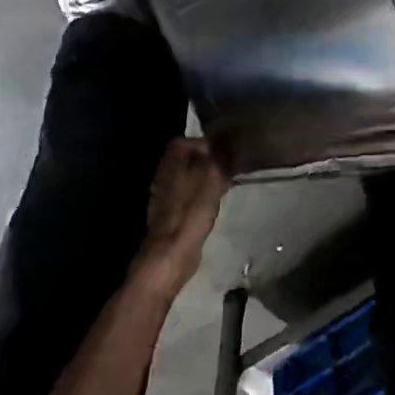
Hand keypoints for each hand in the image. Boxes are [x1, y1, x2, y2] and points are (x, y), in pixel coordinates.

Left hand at [133, 138, 229, 292]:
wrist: (171, 253)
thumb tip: (225, 148)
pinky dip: (201, 195)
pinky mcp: (170, 213)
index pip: (189, 140)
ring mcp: (165, 194)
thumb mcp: (213, 176)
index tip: (227, 151)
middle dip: (209, 161)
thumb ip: (219, 157)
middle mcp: (165, 173)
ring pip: (190, 177)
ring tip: (226, 184)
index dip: (208, 143)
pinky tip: (214, 202)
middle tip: (230, 167)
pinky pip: (189, 195)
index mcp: (172, 160)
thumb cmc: (192, 210)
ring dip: (206, 178)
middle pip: (189, 158)